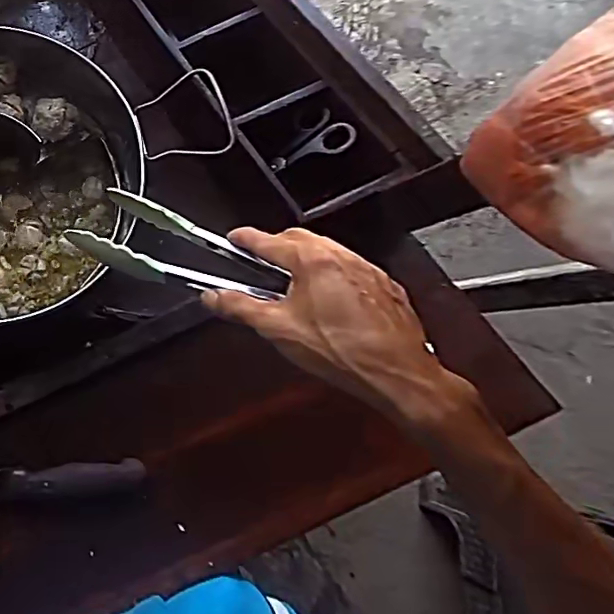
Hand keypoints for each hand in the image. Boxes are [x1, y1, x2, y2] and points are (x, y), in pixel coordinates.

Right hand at [202, 228, 467, 424]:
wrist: (400, 377)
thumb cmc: (344, 352)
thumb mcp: (277, 328)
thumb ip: (239, 307)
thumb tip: (213, 297)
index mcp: (312, 262)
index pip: (268, 240)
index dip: (245, 238)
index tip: (236, 238)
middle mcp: (342, 258)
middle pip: (299, 237)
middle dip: (276, 243)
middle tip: (260, 257)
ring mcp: (367, 271)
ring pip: (327, 249)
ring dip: (305, 256)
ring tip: (292, 278)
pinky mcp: (385, 286)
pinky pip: (351, 266)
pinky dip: (331, 271)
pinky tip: (326, 296)